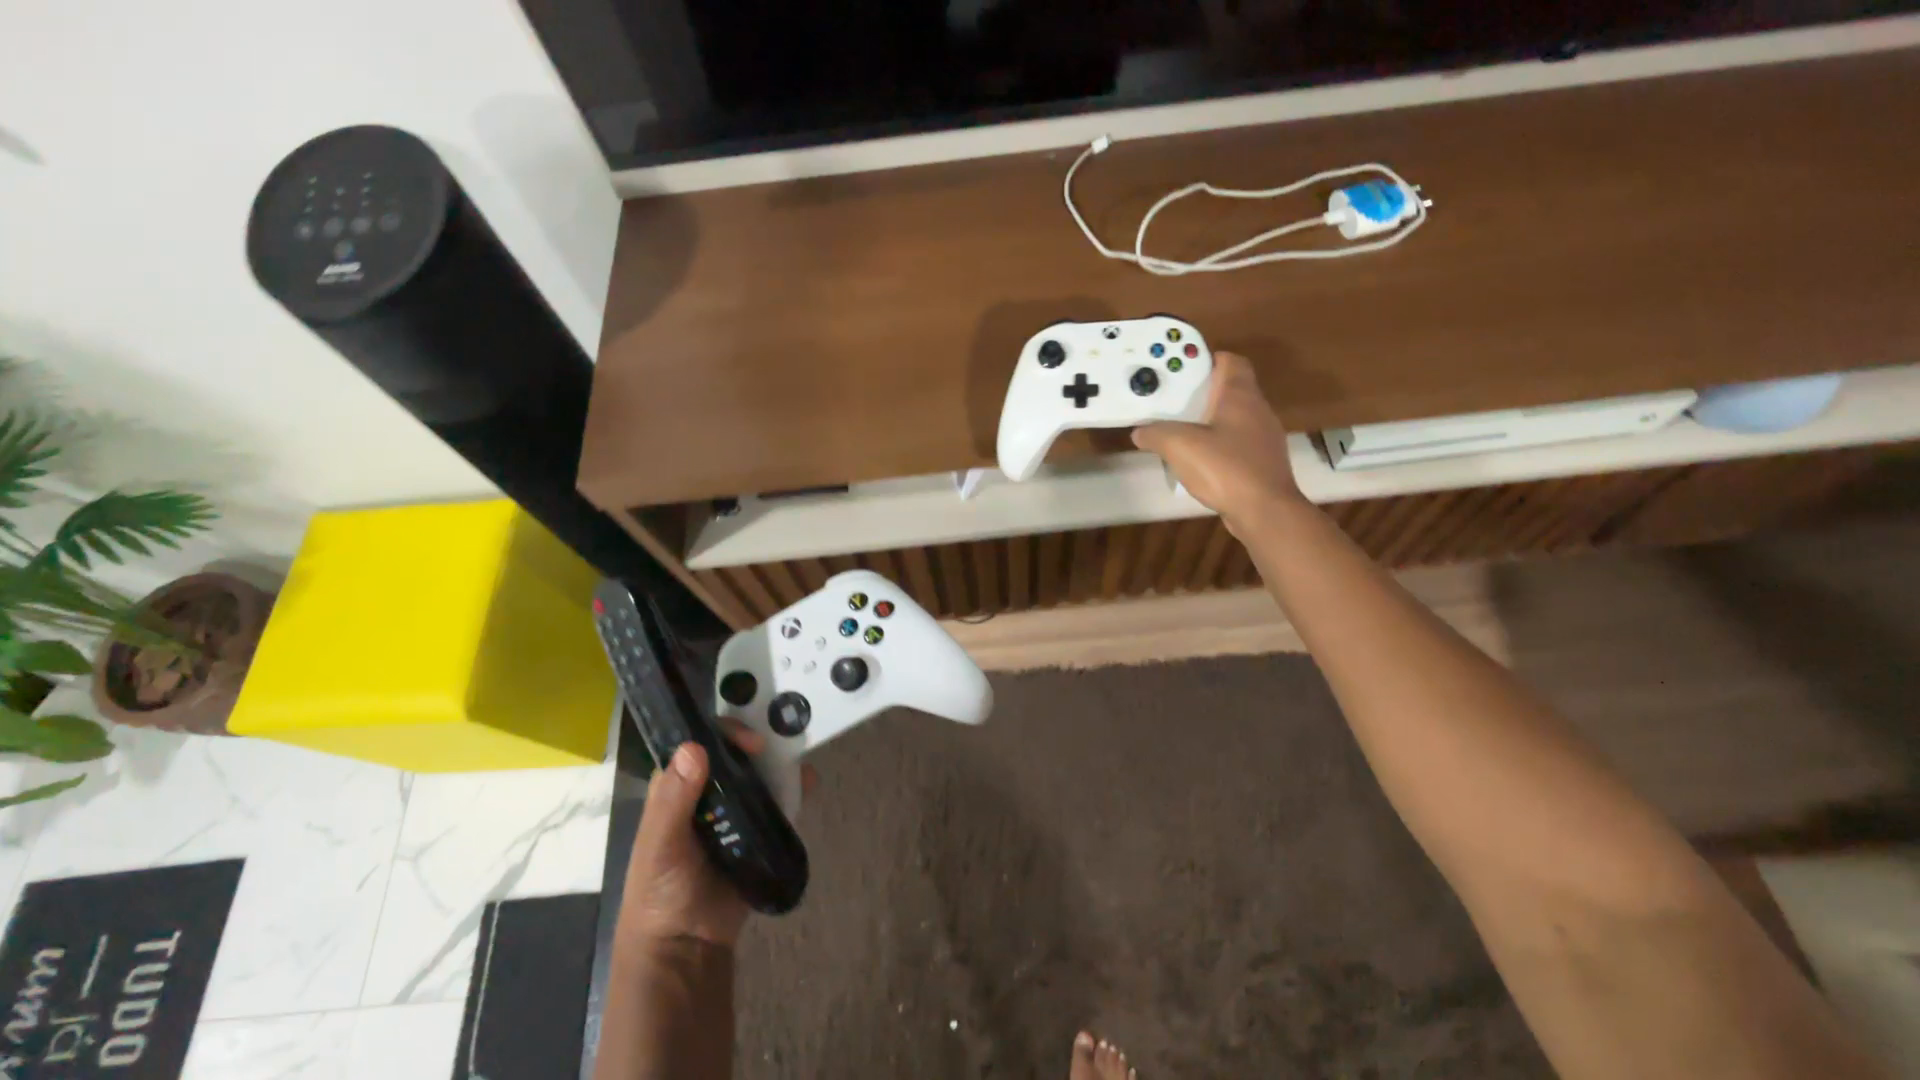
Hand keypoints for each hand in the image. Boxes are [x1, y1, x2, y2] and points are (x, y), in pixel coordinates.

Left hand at [619, 727, 814, 950]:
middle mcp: (706, 795)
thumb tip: (694, 748)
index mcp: (676, 790)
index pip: (698, 746)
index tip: (749, 741)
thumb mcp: (659, 845)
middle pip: (733, 757)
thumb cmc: (660, 891)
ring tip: (800, 757)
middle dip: (758, 744)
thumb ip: (674, 800)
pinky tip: (807, 783)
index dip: (723, 735)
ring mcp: (734, 815)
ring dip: (778, 764)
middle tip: (782, 742)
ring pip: (757, 778)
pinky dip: (792, 792)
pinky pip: (776, 807)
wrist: (685, 947)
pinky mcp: (757, 834)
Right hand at [1132, 351, 1304, 522]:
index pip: (1231, 361)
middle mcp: (1257, 409)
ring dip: (1210, 420)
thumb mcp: (1179, 446)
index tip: (1182, 371)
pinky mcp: (1263, 462)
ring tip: (1181, 431)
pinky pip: (1238, 443)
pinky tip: (1200, 460)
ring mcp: (1264, 437)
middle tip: (1172, 401)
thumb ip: (1156, 434)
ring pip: (1234, 417)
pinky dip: (1219, 444)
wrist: (1265, 511)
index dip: (1206, 359)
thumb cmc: (1225, 468)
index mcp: (1240, 395)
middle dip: (1202, 392)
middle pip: (1230, 388)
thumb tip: (1139, 431)